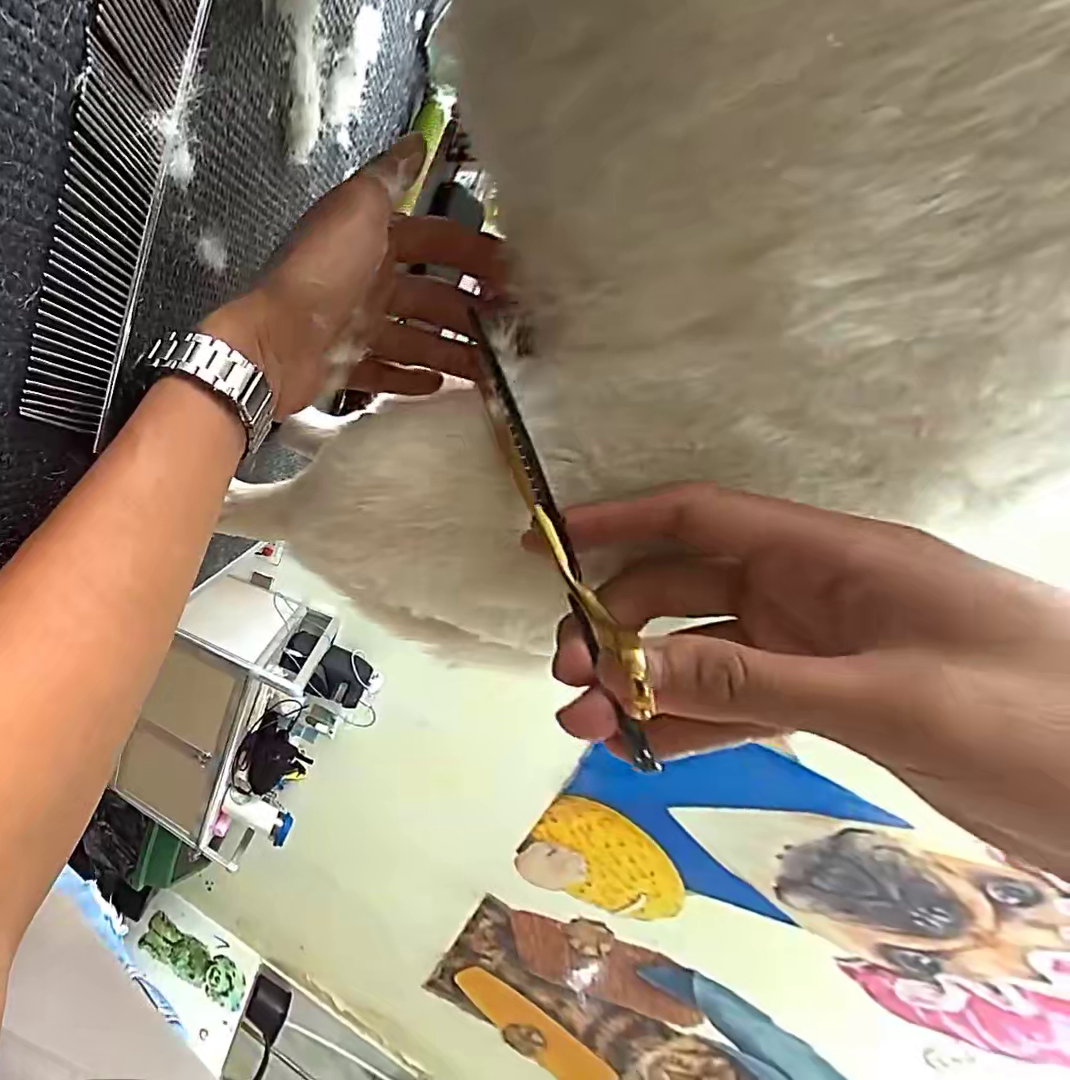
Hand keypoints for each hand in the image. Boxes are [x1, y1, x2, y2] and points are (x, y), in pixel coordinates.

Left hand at [198, 133, 505, 415]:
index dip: (473, 252)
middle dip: (469, 309)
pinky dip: (408, 379)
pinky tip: (439, 385)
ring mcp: (353, 331)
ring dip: (450, 350)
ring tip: (491, 367)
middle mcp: (365, 286)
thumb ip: (387, 176)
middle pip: (429, 297)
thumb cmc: (317, 273)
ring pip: (413, 339)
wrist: (271, 341)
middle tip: (512, 327)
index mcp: (372, 243)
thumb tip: (418, 140)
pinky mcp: (341, 369)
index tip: (513, 271)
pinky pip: (382, 374)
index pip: (435, 242)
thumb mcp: (355, 207)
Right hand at [548, 484, 1069, 875]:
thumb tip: (619, 668)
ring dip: (634, 686)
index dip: (612, 522)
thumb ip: (744, 679)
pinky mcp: (822, 701)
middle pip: (673, 593)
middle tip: (572, 680)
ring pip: (690, 653)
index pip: (697, 520)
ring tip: (589, 727)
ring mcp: (813, 650)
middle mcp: (810, 595)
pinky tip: (643, 750)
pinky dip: (678, 722)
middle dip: (612, 632)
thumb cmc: (1066, 728)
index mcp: (835, 561)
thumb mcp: (894, 702)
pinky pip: (725, 702)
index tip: (542, 542)